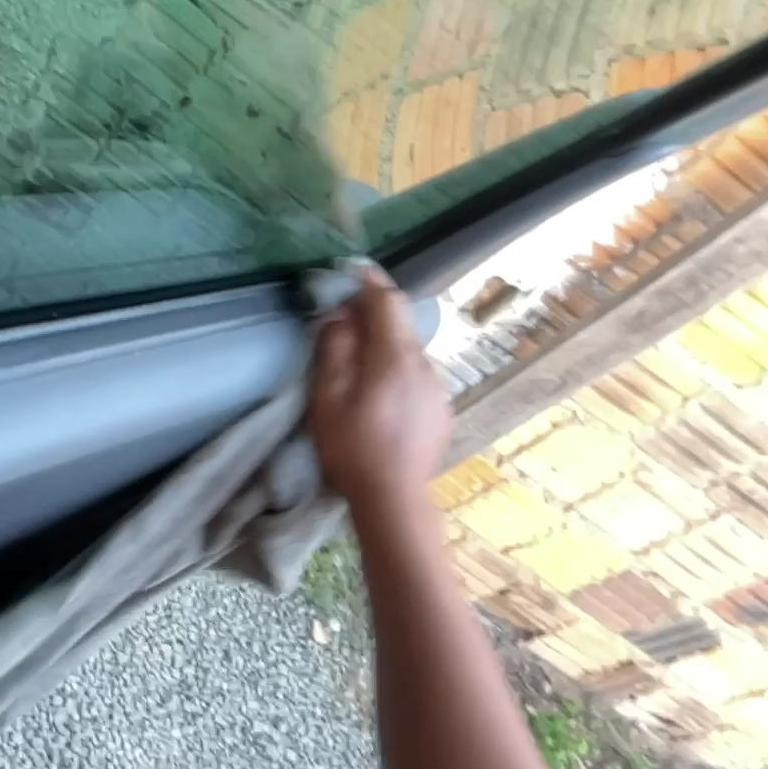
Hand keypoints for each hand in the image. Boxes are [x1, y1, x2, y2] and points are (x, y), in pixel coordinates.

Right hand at [307, 265, 450, 508]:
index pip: (387, 302)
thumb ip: (334, 350)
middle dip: (372, 315)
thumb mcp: (328, 396)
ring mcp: (436, 389)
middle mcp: (424, 365)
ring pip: (406, 353)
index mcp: (395, 356)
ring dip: (381, 347)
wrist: (393, 497)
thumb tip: (340, 316)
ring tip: (354, 364)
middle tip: (341, 319)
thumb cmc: (352, 446)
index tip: (350, 271)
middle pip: (399, 326)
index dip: (367, 283)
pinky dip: (393, 371)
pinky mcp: (439, 410)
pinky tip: (375, 397)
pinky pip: (413, 377)